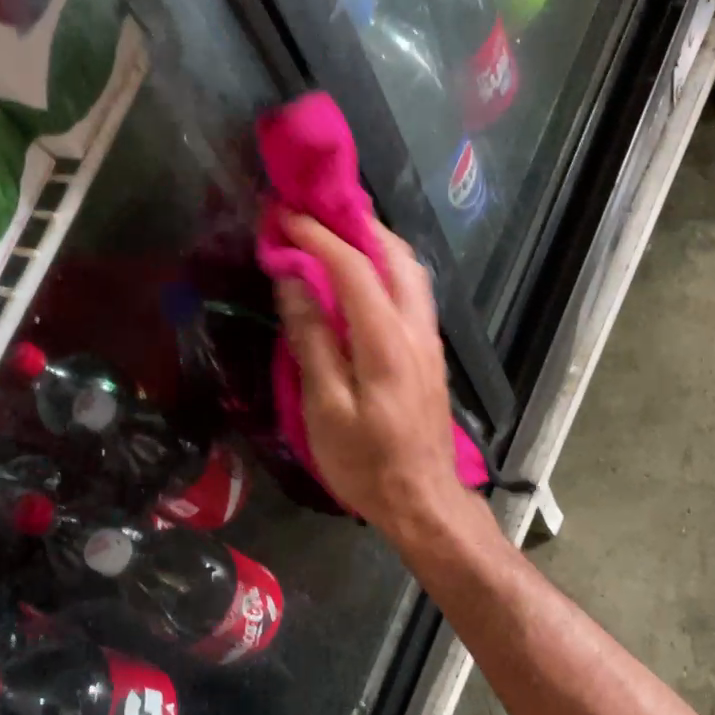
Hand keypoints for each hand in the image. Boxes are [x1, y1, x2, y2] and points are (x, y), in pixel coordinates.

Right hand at [274, 211, 475, 540]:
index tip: (283, 216)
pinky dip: (386, 270)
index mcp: (386, 340)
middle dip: (355, 224)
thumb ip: (311, 342)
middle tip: (315, 214)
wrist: (422, 500)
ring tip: (336, 237)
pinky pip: (411, 293)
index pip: (352, 266)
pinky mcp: (431, 355)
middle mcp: (416, 329)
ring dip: (375, 244)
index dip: (316, 236)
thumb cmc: (366, 463)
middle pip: (394, 254)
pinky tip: (363, 280)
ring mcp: (429, 341)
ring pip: (410, 271)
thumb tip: (293, 283)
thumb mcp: (326, 409)